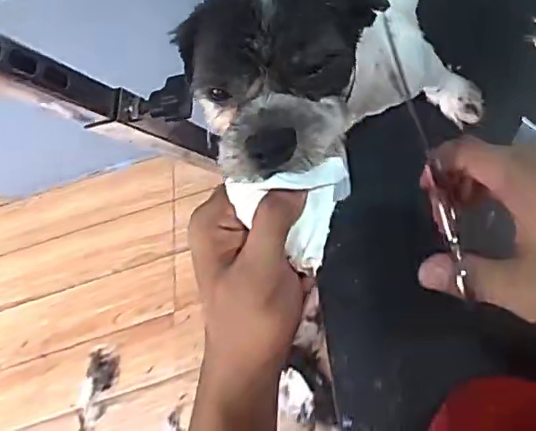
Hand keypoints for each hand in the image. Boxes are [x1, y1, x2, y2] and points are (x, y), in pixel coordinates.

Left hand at [188, 187, 308, 426]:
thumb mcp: (260, 267)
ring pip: (282, 199)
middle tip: (323, 190)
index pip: (252, 174)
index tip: (315, 167)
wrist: (253, 367)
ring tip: (322, 210)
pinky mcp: (262, 243)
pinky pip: (288, 218)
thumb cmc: (251, 320)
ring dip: (303, 208)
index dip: (283, 170)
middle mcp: (224, 217)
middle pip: (268, 183)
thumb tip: (297, 180)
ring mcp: (243, 230)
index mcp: (212, 218)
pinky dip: (304, 223)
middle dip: (296, 189)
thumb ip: (273, 218)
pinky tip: (315, 229)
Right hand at [416, 138, 535, 320]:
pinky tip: (502, 213)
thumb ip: (470, 277)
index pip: (464, 150)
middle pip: (479, 152)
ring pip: (500, 157)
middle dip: (454, 176)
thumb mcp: (520, 287)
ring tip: (467, 214)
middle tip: (444, 212)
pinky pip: (519, 163)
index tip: (426, 192)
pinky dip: (499, 178)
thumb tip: (424, 271)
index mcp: (516, 176)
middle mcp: (531, 158)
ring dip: (477, 178)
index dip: (438, 165)